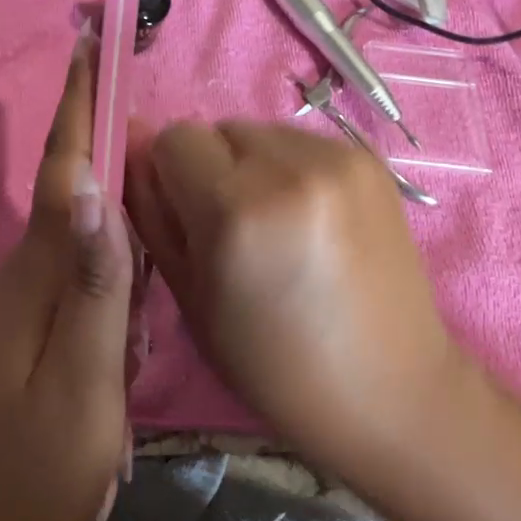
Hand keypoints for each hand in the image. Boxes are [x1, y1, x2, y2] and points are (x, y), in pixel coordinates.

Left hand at [0, 33, 133, 520]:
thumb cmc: (28, 466)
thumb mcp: (81, 385)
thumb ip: (95, 288)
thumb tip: (101, 187)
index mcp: (41, 272)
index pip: (68, 167)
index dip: (81, 101)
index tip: (93, 38)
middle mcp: (30, 271)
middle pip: (80, 187)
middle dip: (103, 132)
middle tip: (127, 91)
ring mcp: (29, 300)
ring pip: (88, 234)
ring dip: (117, 210)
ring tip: (135, 225)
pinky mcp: (37, 328)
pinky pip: (86, 275)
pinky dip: (116, 269)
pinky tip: (132, 302)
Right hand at [125, 120, 467, 461]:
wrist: (389, 392)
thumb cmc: (271, 363)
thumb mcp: (187, 294)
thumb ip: (150, 210)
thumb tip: (130, 143)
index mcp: (234, 211)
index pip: (172, 138)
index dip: (170, 177)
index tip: (188, 220)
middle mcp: (287, 169)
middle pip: (215, 128)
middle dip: (210, 168)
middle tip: (233, 229)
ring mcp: (336, 160)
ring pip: (256, 131)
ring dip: (249, 165)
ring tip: (276, 226)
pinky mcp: (370, 161)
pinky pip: (298, 142)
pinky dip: (289, 170)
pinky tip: (308, 221)